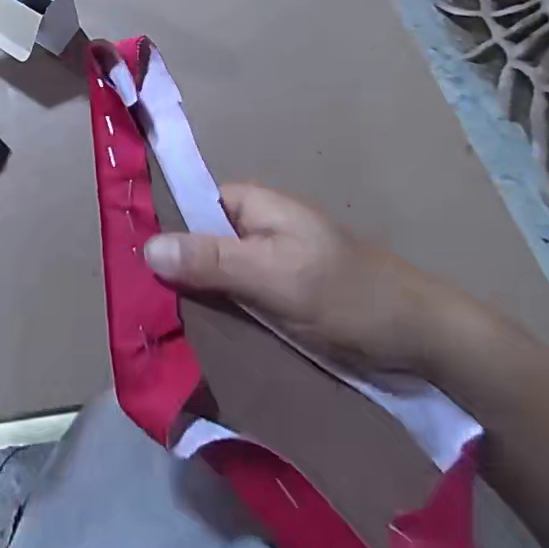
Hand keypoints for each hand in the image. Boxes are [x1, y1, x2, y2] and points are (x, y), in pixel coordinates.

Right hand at [141, 183, 482, 373]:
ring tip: (152, 324)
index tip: (125, 262)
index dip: (156, 229)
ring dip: (187, 295)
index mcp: (249, 204)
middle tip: (136, 304)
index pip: (185, 205)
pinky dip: (210, 312)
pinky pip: (227, 298)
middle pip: (193, 242)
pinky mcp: (271, 297)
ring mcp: (262, 264)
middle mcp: (250, 228)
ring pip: (208, 273)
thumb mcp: (275, 275)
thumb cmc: (348, 295)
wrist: (422, 343)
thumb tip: (146, 245)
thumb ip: (212, 259)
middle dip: (169, 269)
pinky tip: (187, 334)